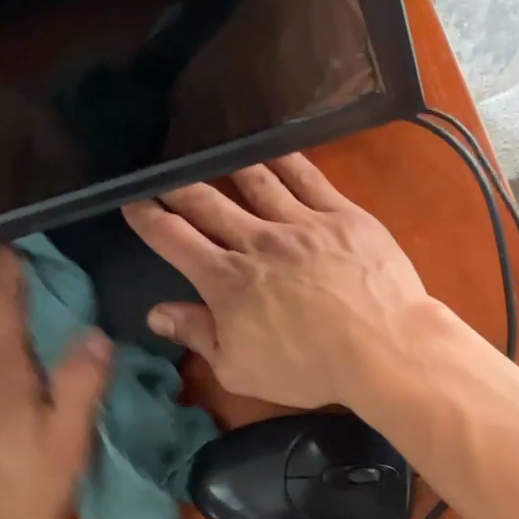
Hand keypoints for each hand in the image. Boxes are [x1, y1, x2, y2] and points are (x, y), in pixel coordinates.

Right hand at [121, 153, 446, 409]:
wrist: (383, 349)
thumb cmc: (310, 370)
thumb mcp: (240, 370)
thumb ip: (198, 336)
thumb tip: (156, 312)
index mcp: (226, 280)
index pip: (174, 239)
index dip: (148, 218)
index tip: (134, 202)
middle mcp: (256, 241)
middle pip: (206, 202)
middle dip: (177, 186)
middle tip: (162, 174)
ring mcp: (300, 222)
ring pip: (255, 181)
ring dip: (228, 165)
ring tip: (213, 154)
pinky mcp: (341, 213)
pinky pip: (307, 176)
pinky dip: (284, 159)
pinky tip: (271, 148)